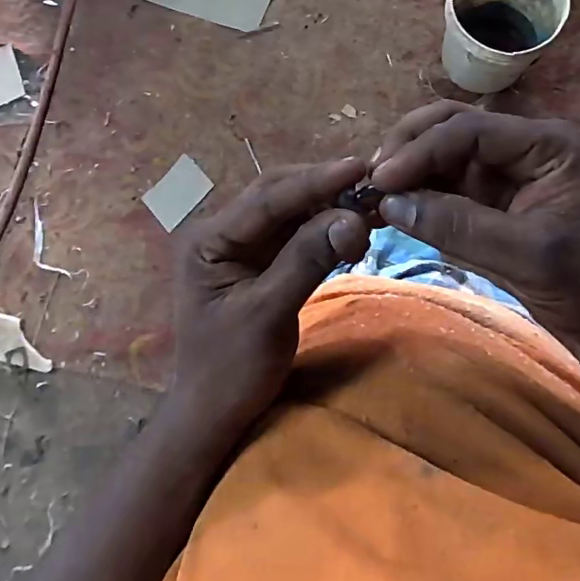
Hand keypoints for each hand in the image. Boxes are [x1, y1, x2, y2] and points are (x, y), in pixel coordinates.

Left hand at [169, 159, 370, 433]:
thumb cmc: (230, 369)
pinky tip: (353, 226)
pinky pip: (293, 234)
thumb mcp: (267, 315)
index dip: (313, 182)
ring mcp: (239, 246)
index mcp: (208, 239)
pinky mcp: (258, 261)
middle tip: (371, 182)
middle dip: (321, 187)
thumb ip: (305, 261)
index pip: (265, 200)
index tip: (357, 169)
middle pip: (275, 195)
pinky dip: (322, 229)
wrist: (212, 412)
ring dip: (326, 205)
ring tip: (370, 201)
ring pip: (287, 211)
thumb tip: (352, 219)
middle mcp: (220, 232)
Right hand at [367, 102, 579, 338]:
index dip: (421, 149)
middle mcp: (520, 142)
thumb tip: (389, 204)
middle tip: (373, 177)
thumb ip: (458, 225)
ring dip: (404, 161)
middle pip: (448, 122)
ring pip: (437, 143)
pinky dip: (411, 182)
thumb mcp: (524, 255)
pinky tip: (389, 199)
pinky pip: (437, 172)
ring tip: (374, 187)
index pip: (469, 128)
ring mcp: (499, 163)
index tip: (383, 179)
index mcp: (546, 144)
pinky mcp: (481, 187)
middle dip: (407, 145)